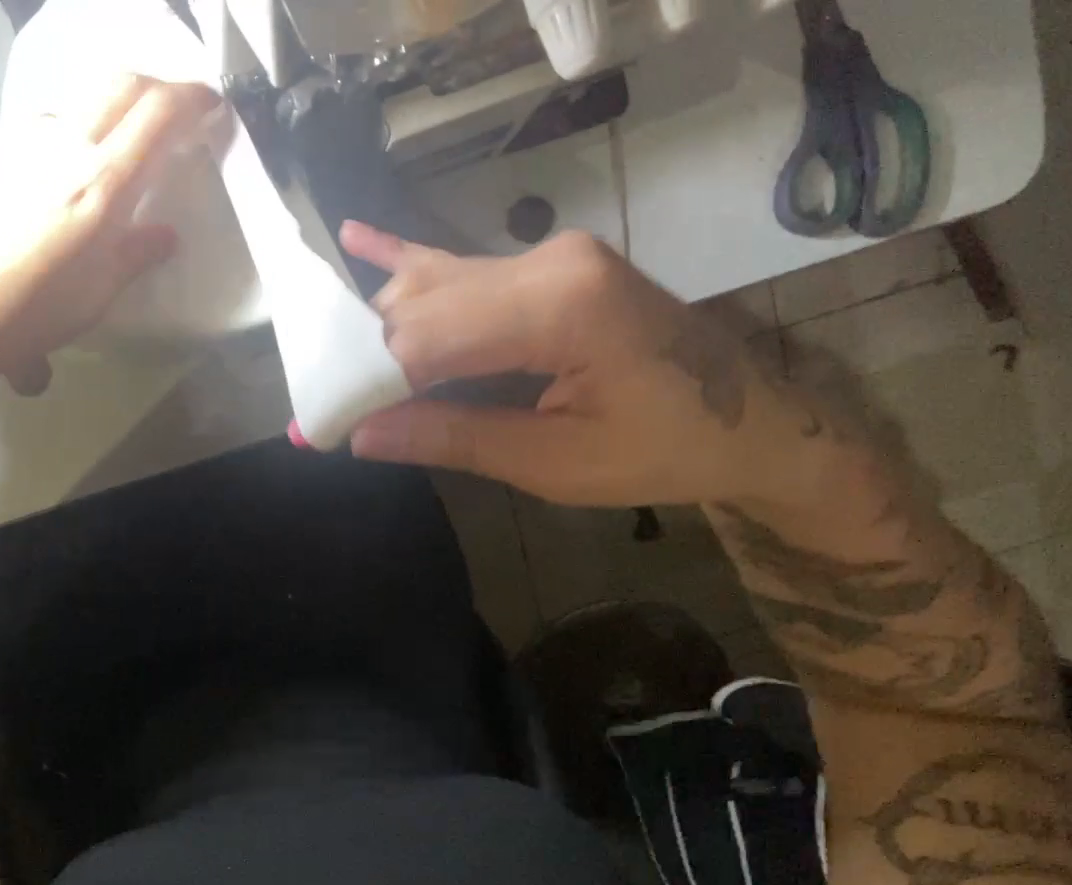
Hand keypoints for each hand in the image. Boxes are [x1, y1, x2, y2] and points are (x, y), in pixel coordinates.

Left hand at [0, 76, 221, 391]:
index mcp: (100, 182)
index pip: (159, 110)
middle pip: (119, 83)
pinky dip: (54, 148)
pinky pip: (30, 138)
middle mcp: (59, 146)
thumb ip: (134, 256)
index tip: (208, 109)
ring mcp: (14, 144)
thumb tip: (163, 236)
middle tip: (168, 115)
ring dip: (99, 118)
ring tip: (100, 159)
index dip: (193, 98)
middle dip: (154, 89)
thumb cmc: (25, 318)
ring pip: (70, 108)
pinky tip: (43, 192)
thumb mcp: (94, 297)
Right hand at [338, 221, 845, 509]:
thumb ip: (454, 437)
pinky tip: (354, 236)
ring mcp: (547, 256)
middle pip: (419, 304)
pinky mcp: (547, 266)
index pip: (425, 339)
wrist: (751, 421)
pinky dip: (407, 259)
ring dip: (380, 332)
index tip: (320, 428)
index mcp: (559, 306)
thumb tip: (361, 434)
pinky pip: (461, 262)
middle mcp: (548, 261)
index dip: (367, 385)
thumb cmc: (664, 451)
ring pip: (430, 285)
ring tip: (335, 376)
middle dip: (366, 361)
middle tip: (323, 413)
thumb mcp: (554, 463)